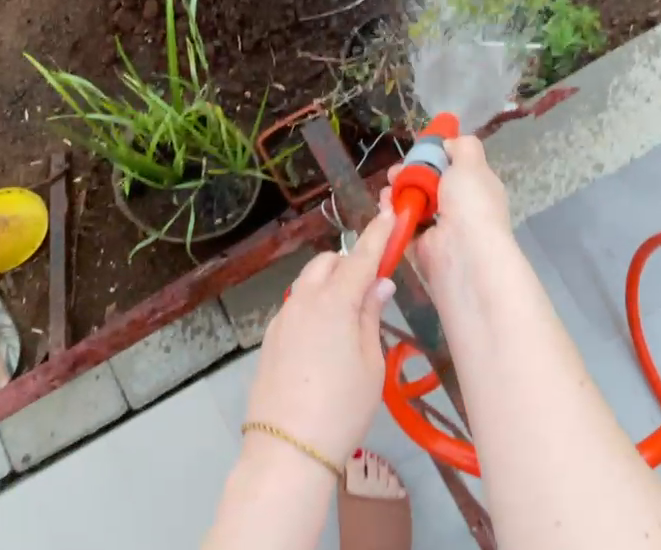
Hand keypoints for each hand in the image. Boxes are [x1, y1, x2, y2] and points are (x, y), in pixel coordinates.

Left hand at [242, 206, 397, 466]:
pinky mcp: (271, 337)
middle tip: (372, 284)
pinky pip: (297, 306)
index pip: (360, 257)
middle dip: (349, 262)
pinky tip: (326, 339)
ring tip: (350, 315)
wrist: (287, 447)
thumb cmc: (341, 408)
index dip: (377, 234)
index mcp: (334, 302)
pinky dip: (315, 305)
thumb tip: (377, 283)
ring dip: (330, 283)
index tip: (390, 213)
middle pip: (328, 263)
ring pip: (309, 283)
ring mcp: (283, 317)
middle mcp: (304, 300)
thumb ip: (371, 316)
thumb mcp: (371, 364)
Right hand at [395, 135, 514, 316]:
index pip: (454, 169)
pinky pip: (403, 225)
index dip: (435, 158)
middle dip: (409, 174)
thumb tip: (449, 144)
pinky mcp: (420, 247)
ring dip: (397, 192)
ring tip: (387, 187)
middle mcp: (460, 209)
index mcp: (476, 189)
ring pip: (413, 204)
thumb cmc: (471, 204)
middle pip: (429, 185)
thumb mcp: (472, 164)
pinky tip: (384, 205)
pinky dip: (391, 214)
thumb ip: (463, 147)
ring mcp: (440, 229)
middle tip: (394, 171)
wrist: (463, 254)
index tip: (419, 151)